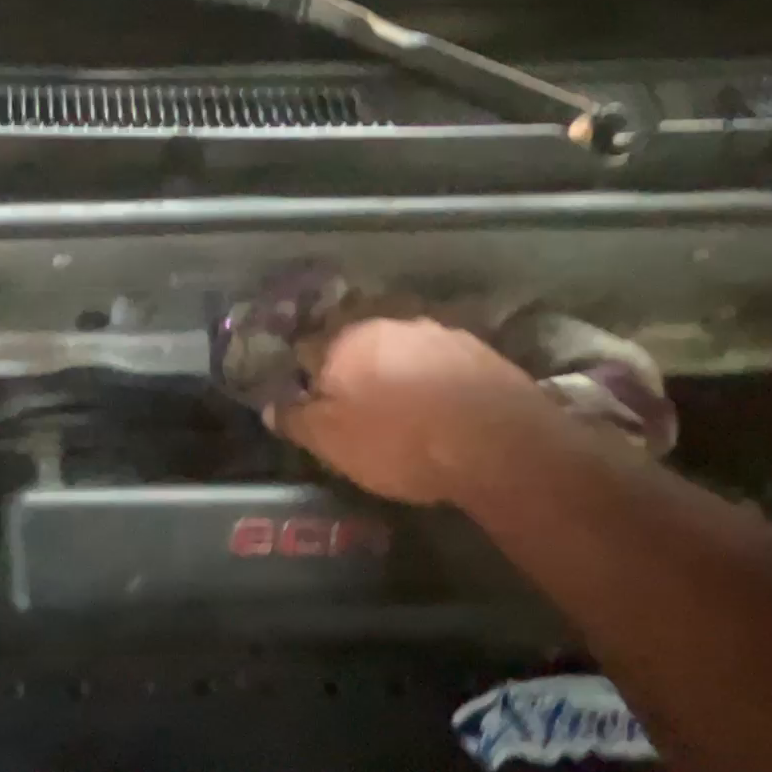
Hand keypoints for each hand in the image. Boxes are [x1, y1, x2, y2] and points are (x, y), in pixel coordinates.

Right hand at [264, 318, 562, 504]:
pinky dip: (438, 382)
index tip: (314, 405)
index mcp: (344, 339)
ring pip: (404, 352)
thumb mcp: (331, 441)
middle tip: (359, 408)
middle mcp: (390, 324)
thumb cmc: (399, 441)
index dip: (307, 379)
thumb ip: (295, 419)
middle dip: (355, 370)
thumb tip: (269, 407)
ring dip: (399, 373)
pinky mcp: (484, 354)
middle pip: (358, 345)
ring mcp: (441, 334)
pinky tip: (444, 411)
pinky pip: (444, 366)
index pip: (308, 350)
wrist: (502, 448)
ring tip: (405, 411)